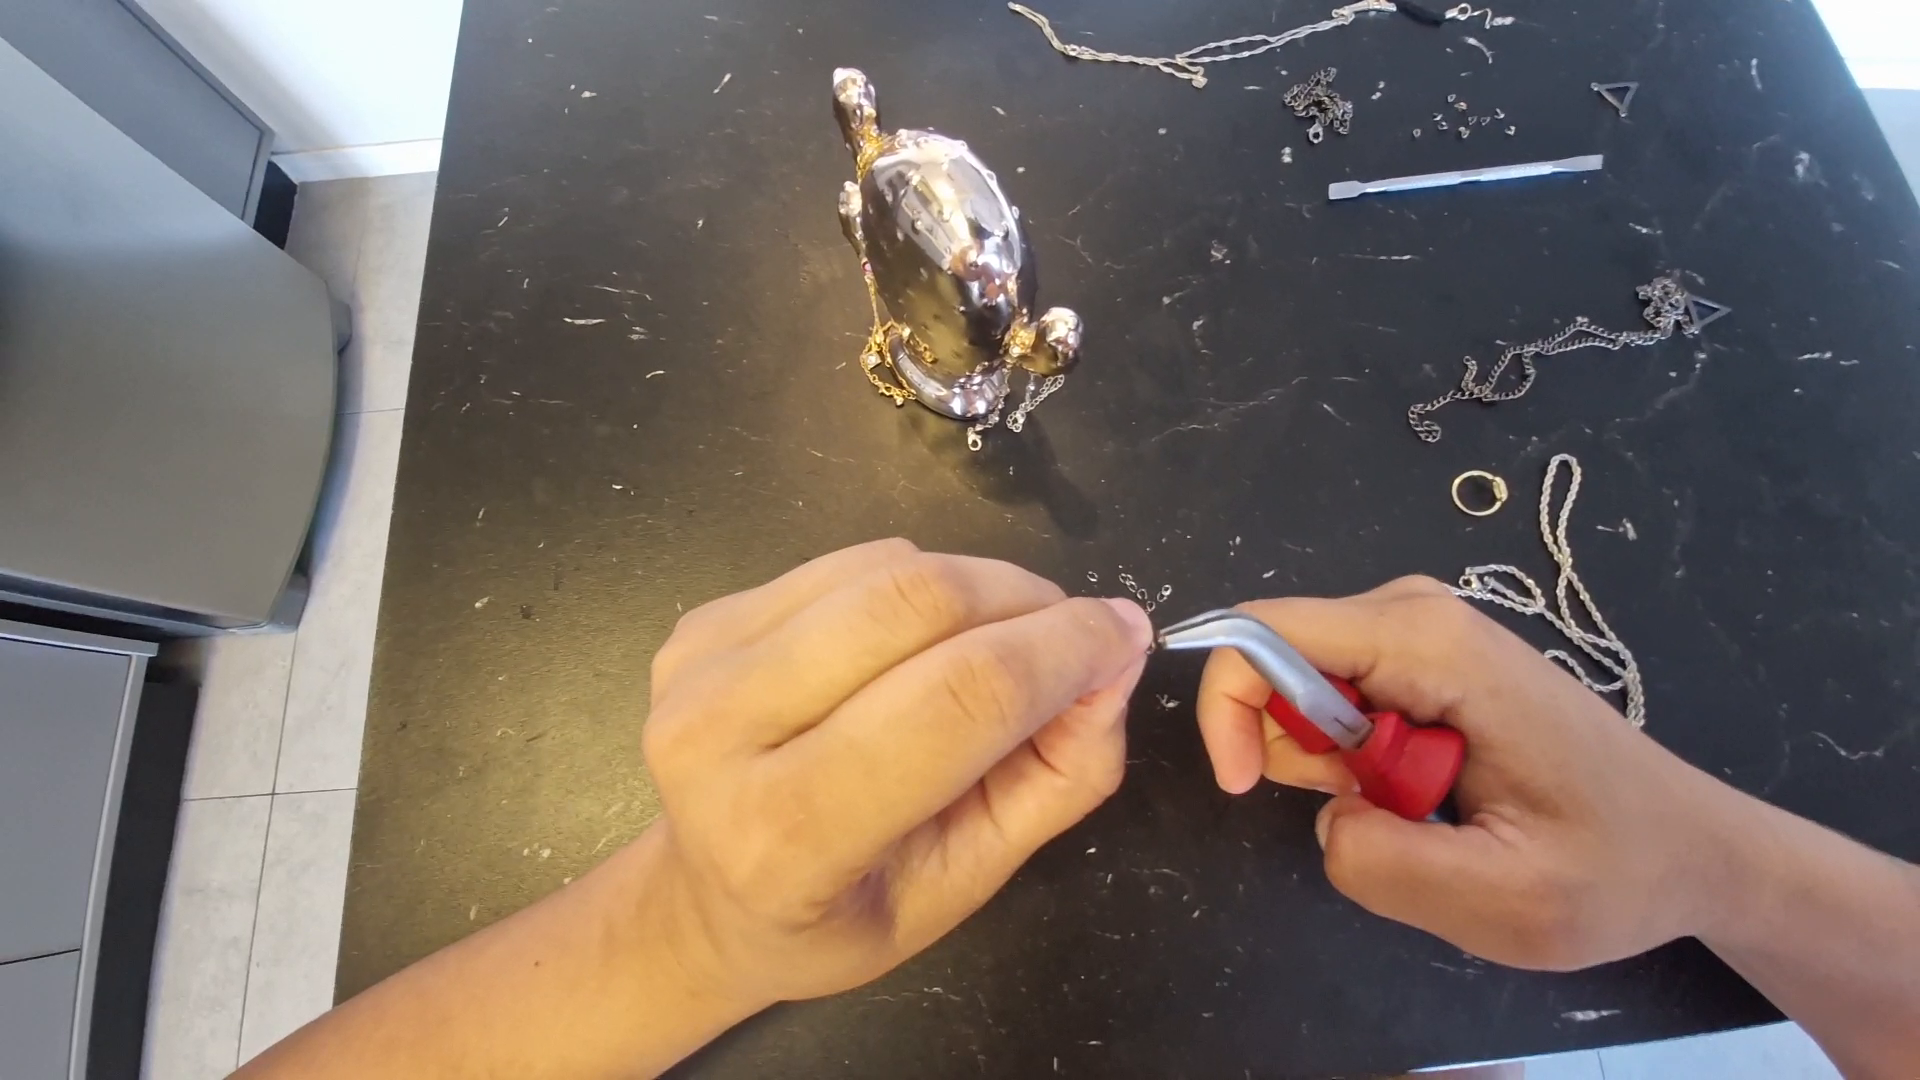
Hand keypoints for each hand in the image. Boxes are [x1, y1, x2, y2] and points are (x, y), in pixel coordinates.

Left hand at [641, 539, 1150, 1009]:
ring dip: (980, 584)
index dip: (1062, 650)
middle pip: (917, 605)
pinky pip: (850, 562)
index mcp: (789, 833)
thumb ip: (1059, 778)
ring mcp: (704, 660)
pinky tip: (924, 632)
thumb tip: (1114, 662)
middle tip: (1071, 631)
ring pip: (888, 568)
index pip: (957, 699)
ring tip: (1002, 633)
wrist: (701, 891)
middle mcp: (724, 729)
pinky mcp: (707, 618)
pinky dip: (920, 581)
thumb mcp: (967, 881)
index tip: (1124, 634)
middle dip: (1027, 601)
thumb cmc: (839, 914)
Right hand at [1195, 576, 1739, 970]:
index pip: (1264, 633)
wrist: (1693, 843)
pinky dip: (1339, 744)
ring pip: (1294, 673)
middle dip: (1285, 739)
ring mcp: (1412, 623)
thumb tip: (1325, 814)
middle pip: (1273, 652)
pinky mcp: (1414, 646)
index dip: (1229, 705)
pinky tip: (1402, 777)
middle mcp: (1409, 610)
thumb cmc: (1613, 866)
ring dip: (1317, 750)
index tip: (1245, 785)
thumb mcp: (1506, 904)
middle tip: (1356, 803)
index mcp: (1427, 643)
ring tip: (1397, 799)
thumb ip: (1382, 865)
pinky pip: (1326, 683)